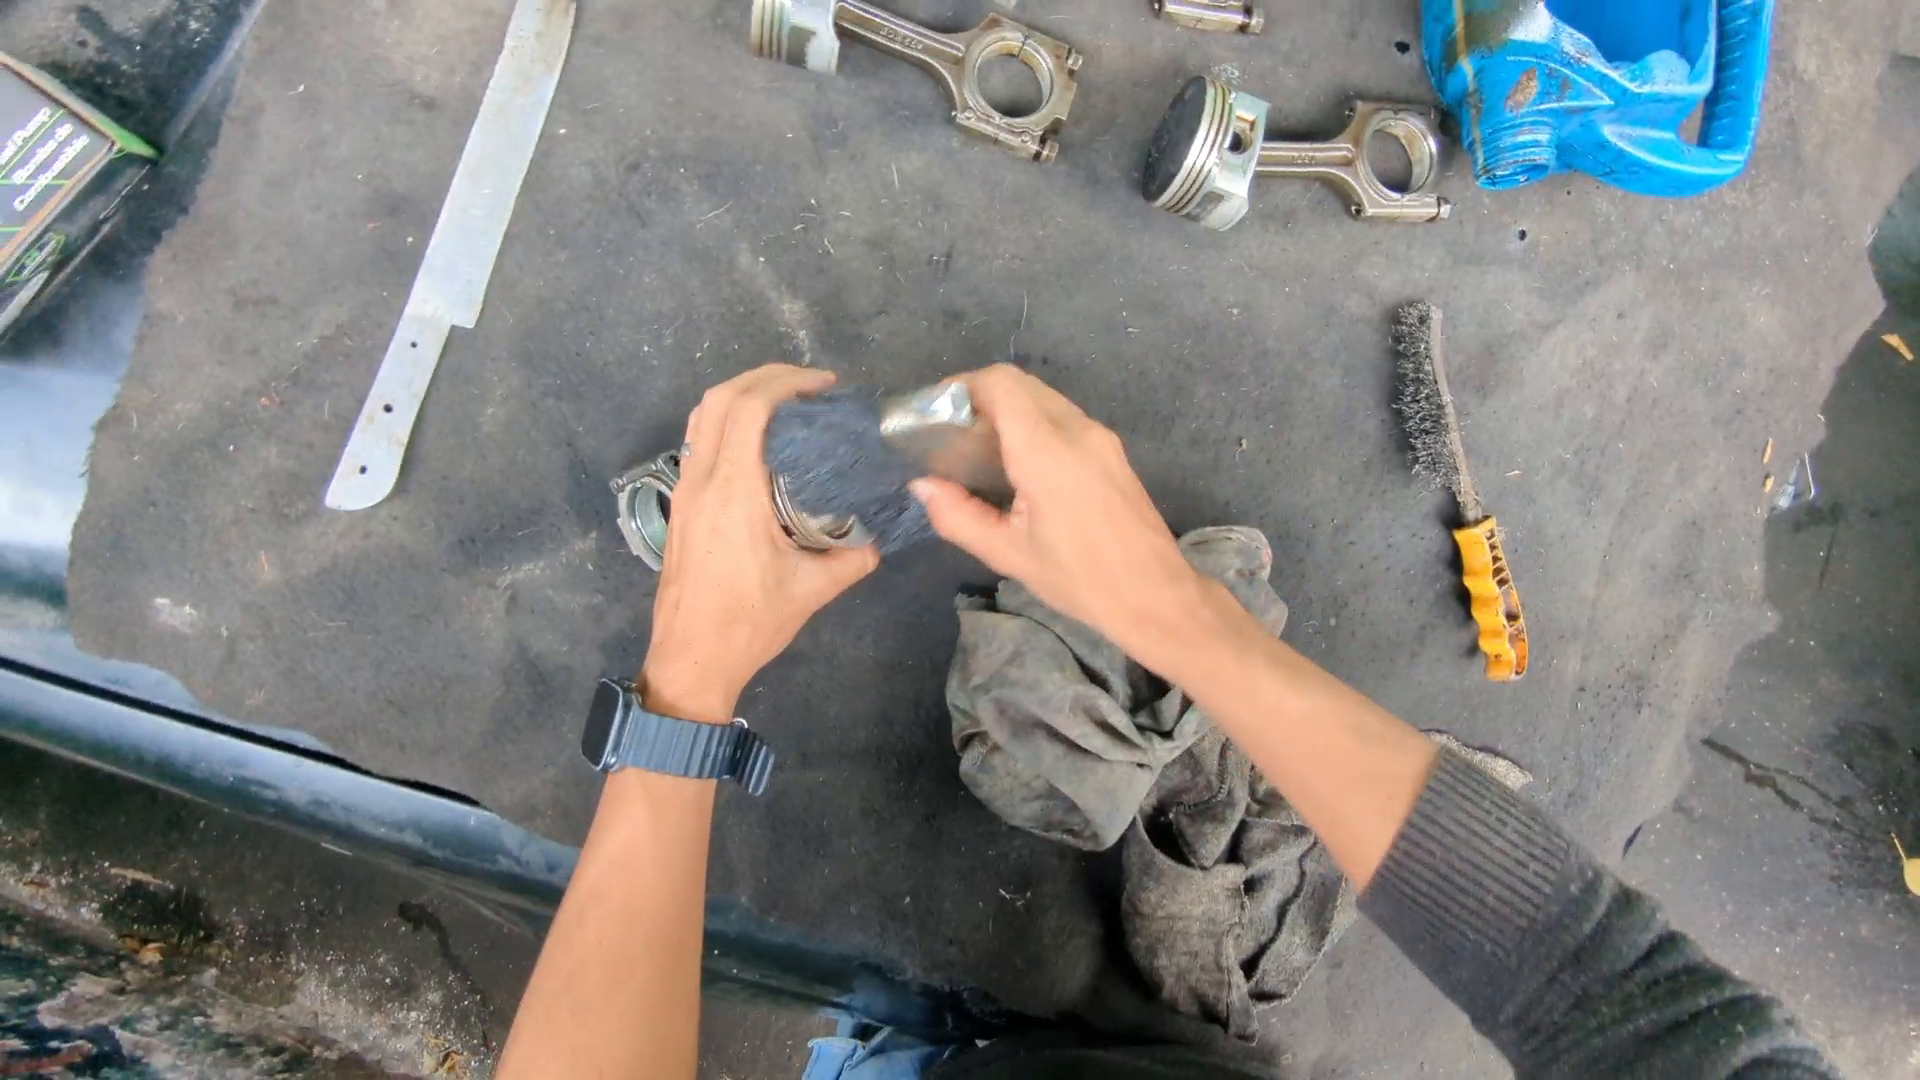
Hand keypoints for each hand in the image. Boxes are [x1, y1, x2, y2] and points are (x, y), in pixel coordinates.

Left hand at [643, 365, 878, 721]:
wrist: (691, 658)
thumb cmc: (749, 623)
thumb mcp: (813, 591)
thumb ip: (853, 558)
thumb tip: (879, 536)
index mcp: (734, 493)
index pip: (750, 409)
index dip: (787, 384)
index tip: (825, 386)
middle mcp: (701, 480)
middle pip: (720, 398)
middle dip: (765, 377)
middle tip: (809, 386)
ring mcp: (684, 490)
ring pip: (701, 416)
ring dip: (742, 395)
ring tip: (786, 403)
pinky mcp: (680, 504)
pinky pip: (698, 440)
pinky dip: (727, 421)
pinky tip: (759, 441)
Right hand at [910, 364, 1212, 667]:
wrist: (1155, 594)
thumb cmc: (1079, 579)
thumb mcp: (1008, 554)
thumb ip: (958, 515)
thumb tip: (923, 485)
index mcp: (1047, 451)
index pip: (1000, 384)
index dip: (961, 386)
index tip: (934, 413)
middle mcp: (1077, 430)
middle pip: (1020, 384)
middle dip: (979, 396)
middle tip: (949, 433)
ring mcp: (1100, 436)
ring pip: (1043, 398)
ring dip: (1006, 408)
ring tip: (977, 448)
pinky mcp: (1111, 449)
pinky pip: (1062, 417)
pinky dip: (1031, 422)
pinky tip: (1016, 461)